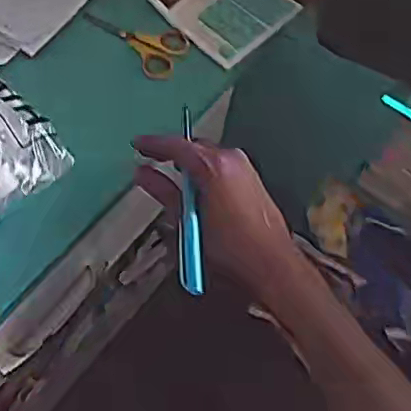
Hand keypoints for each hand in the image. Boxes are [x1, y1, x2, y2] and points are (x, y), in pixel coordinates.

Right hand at [133, 135, 299, 295]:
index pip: (176, 145)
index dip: (153, 144)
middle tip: (151, 160)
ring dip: (189, 164)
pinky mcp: (252, 179)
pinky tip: (196, 189)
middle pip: (193, 147)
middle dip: (172, 153)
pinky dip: (205, 171)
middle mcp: (231, 159)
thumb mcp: (187, 221)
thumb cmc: (232, 248)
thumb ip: (163, 192)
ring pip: (208, 156)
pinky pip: (221, 166)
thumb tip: (144, 175)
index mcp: (214, 165)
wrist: (272, 265)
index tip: (138, 145)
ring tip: (172, 177)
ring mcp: (245, 168)